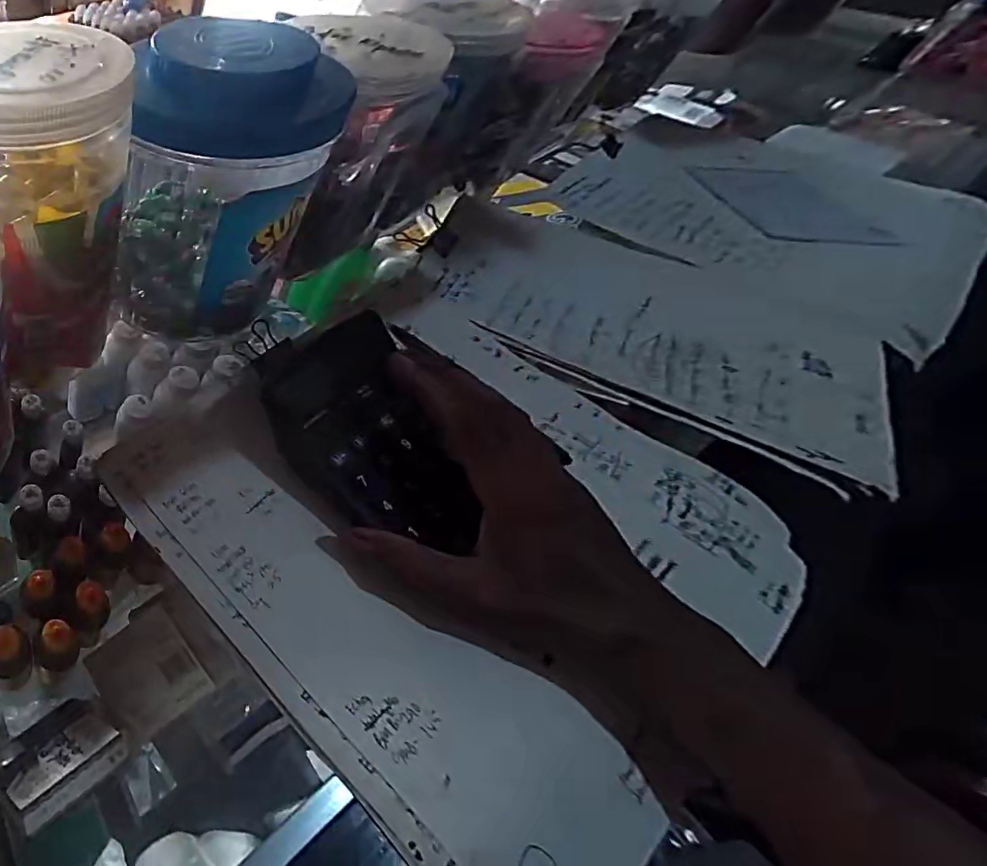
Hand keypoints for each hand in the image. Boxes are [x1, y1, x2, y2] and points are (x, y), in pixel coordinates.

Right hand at [318, 349, 705, 683]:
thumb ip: (409, 564)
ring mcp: (553, 472)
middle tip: (401, 356)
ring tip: (428, 372)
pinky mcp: (560, 481)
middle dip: (444, 375)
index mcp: (514, 490)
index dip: (432, 389)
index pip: (469, 424)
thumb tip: (347, 536)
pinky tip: (468, 412)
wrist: (639, 631)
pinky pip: (517, 427)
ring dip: (467, 386)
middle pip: (489, 406)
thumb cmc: (553, 612)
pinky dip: (485, 405)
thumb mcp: (474, 598)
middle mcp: (535, 469)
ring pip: (508, 413)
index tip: (396, 362)